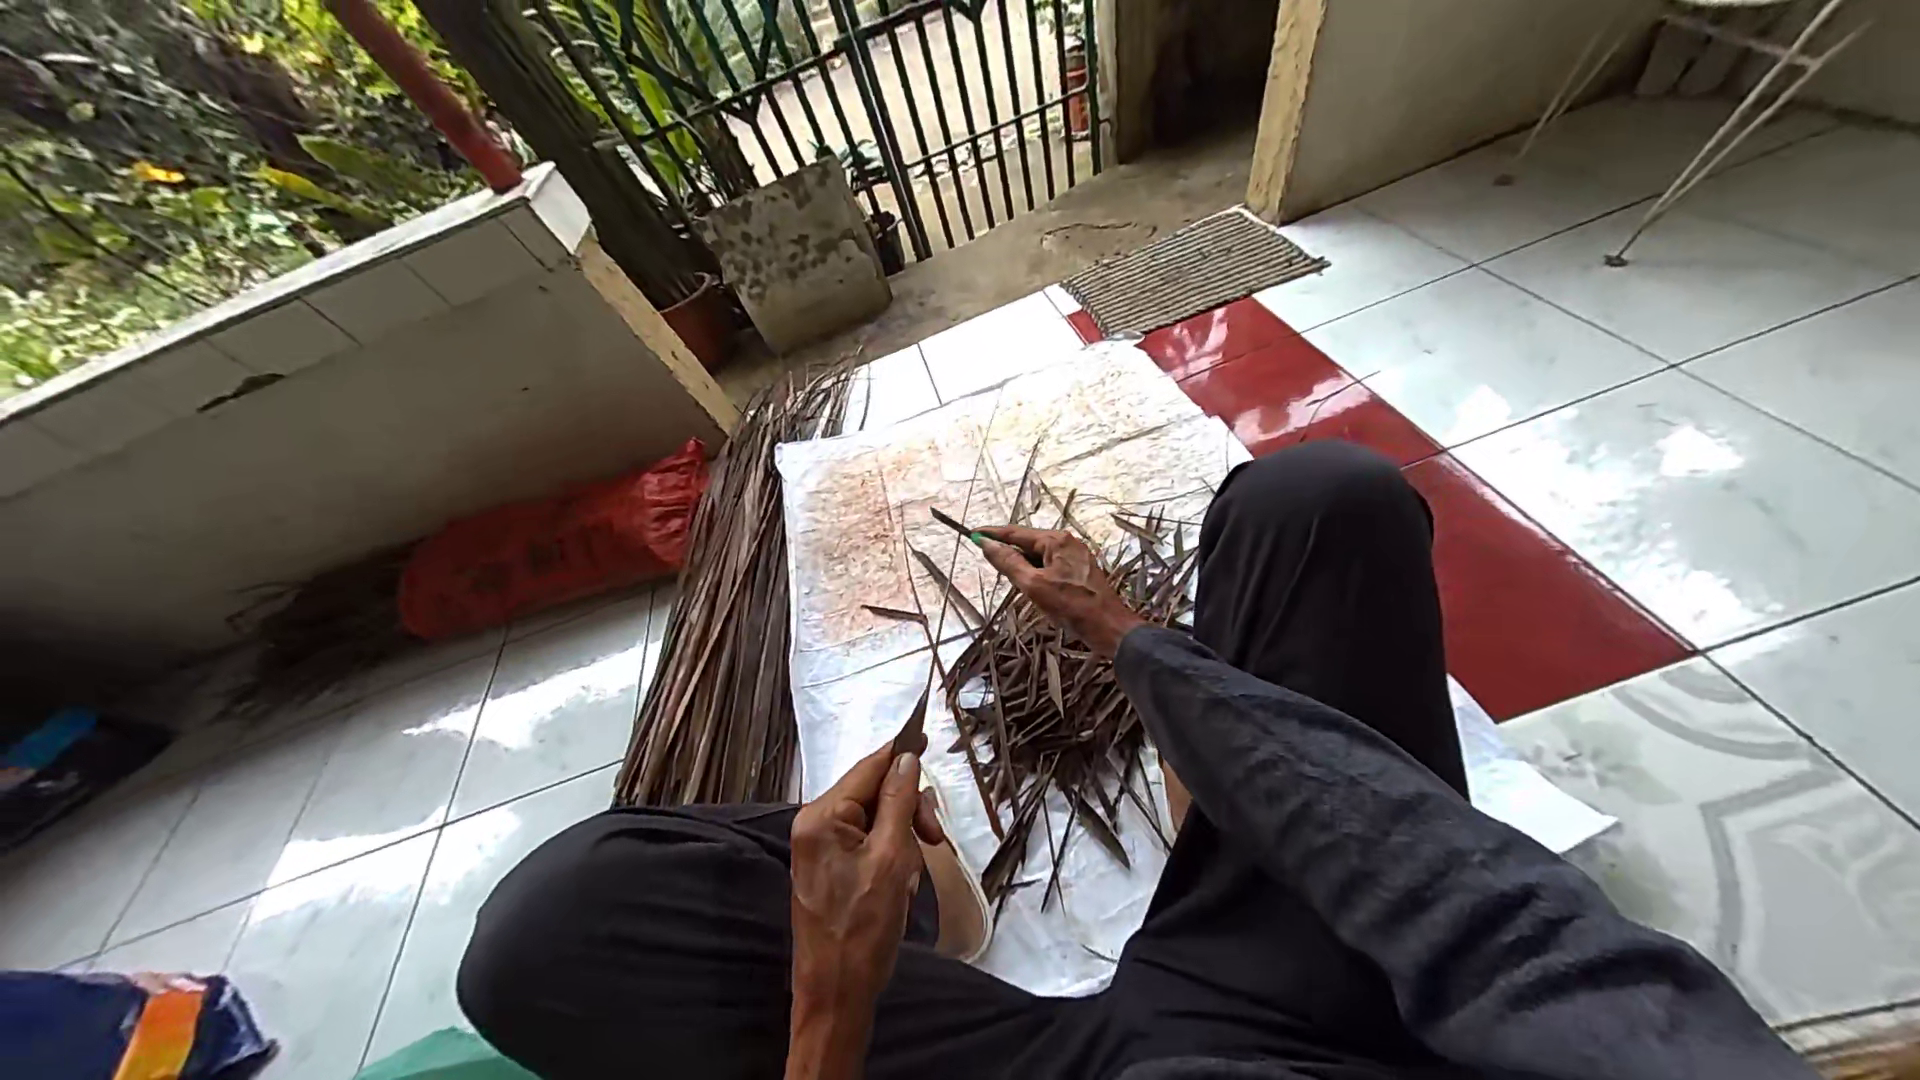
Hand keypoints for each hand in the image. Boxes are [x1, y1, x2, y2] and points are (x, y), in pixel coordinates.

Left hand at [787, 738, 943, 1079]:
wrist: (837, 998)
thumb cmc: (864, 929)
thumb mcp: (891, 858)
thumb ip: (898, 801)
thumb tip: (906, 757)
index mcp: (821, 816)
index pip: (868, 768)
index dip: (900, 752)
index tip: (926, 733)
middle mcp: (814, 823)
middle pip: (873, 792)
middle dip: (907, 809)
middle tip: (935, 839)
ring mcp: (820, 845)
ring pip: (875, 817)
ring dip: (903, 835)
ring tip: (913, 872)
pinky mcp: (830, 865)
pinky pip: (868, 840)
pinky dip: (891, 852)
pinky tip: (901, 881)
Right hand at [975, 525, 1146, 657]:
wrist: (1109, 628)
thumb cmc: (1071, 606)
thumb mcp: (1034, 585)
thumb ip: (1009, 563)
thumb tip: (986, 544)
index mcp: (1056, 540)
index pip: (1016, 533)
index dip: (993, 534)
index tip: (973, 533)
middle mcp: (1067, 542)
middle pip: (1028, 543)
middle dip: (1008, 551)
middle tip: (988, 560)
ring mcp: (1076, 557)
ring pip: (1039, 556)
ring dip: (1022, 565)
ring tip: (1009, 578)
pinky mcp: (1080, 572)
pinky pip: (1050, 566)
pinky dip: (1036, 572)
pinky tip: (1030, 586)